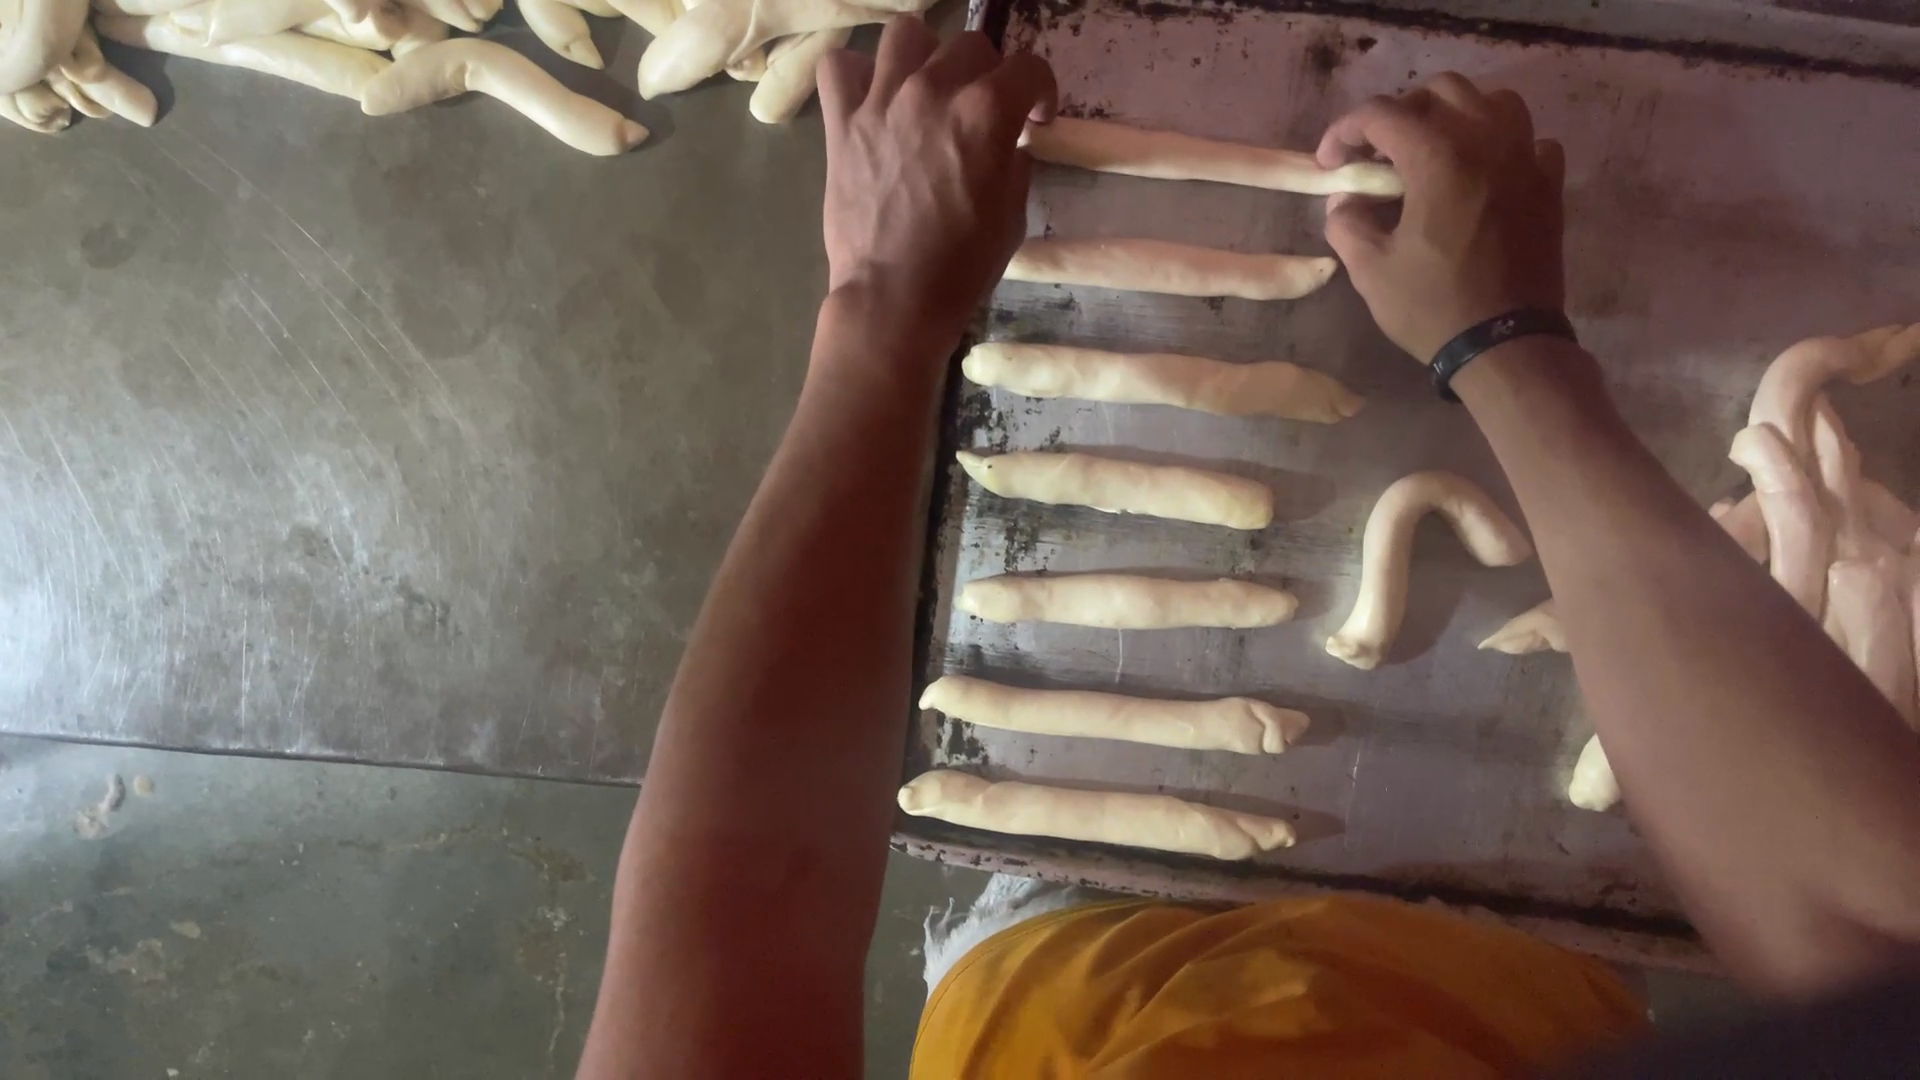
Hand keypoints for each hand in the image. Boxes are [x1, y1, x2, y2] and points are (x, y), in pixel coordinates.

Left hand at [817, 19, 1055, 347]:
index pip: (1028, 69)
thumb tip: (1008, 144)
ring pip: (906, 35)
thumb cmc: (961, 270)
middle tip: (982, 114)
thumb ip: (1014, 166)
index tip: (1035, 118)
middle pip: (970, 46)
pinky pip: (839, 67)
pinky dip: (856, 75)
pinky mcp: (842, 125)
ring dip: (926, 57)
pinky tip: (872, 100)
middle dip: (988, 76)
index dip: (1040, 92)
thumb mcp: (1011, 219)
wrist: (894, 300)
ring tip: (928, 92)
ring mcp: (881, 102)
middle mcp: (932, 90)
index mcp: (985, 114)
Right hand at [1317, 73, 1565, 362]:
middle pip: (1439, 92)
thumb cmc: (1429, 306)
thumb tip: (1344, 200)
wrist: (1502, 339)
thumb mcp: (1369, 270)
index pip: (1383, 114)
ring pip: (1489, 101)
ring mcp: (1525, 158)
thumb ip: (1347, 223)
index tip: (1328, 163)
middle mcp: (1487, 141)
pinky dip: (1494, 144)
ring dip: (1450, 118)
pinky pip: (1525, 137)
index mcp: (1438, 159)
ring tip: (1425, 156)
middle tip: (1373, 155)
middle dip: (1397, 115)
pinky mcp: (1546, 182)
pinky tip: (1474, 175)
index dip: (1345, 131)